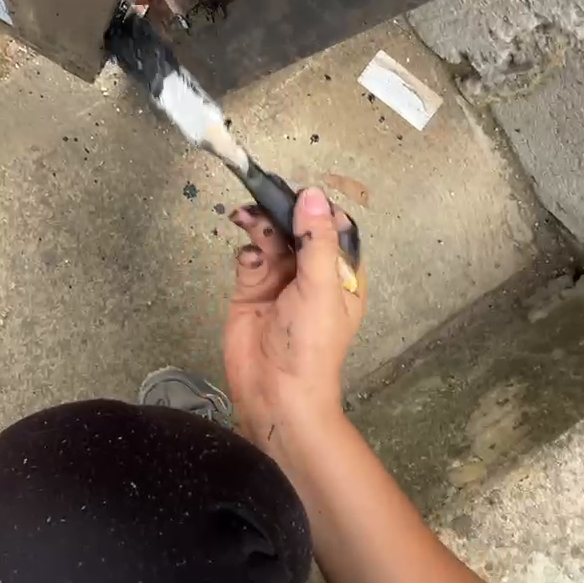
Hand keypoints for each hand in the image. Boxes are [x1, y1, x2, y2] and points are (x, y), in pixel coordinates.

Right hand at [222, 187, 365, 464]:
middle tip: (260, 195)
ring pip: (269, 237)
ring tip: (243, 217)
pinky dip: (246, 251)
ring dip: (257, 224)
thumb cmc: (309, 344)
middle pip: (296, 226)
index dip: (317, 206)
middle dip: (280, 211)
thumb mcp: (320, 288)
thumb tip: (312, 194)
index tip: (299, 190)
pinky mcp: (252, 287)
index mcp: (341, 272)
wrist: (275, 391)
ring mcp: (280, 279)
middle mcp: (311, 272)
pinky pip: (249, 256)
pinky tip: (246, 260)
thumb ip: (315, 239)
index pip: (334, 226)